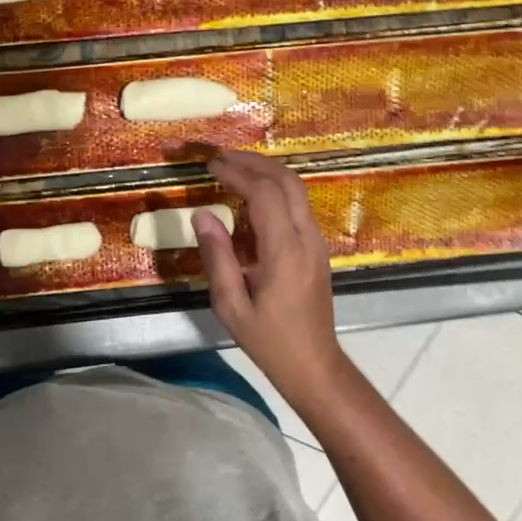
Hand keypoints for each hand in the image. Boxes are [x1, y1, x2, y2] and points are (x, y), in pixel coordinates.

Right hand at [194, 150, 343, 389]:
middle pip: (287, 180)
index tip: (210, 165)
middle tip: (221, 157)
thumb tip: (203, 216)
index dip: (237, 172)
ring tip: (233, 171)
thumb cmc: (269, 340)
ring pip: (297, 190)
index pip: (264, 193)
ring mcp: (317, 242)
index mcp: (284, 251)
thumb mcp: (231, 305)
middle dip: (254, 162)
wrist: (313, 363)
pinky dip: (275, 192)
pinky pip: (298, 208)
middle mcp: (307, 238)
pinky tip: (251, 201)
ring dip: (266, 174)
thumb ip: (218, 257)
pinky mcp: (317, 249)